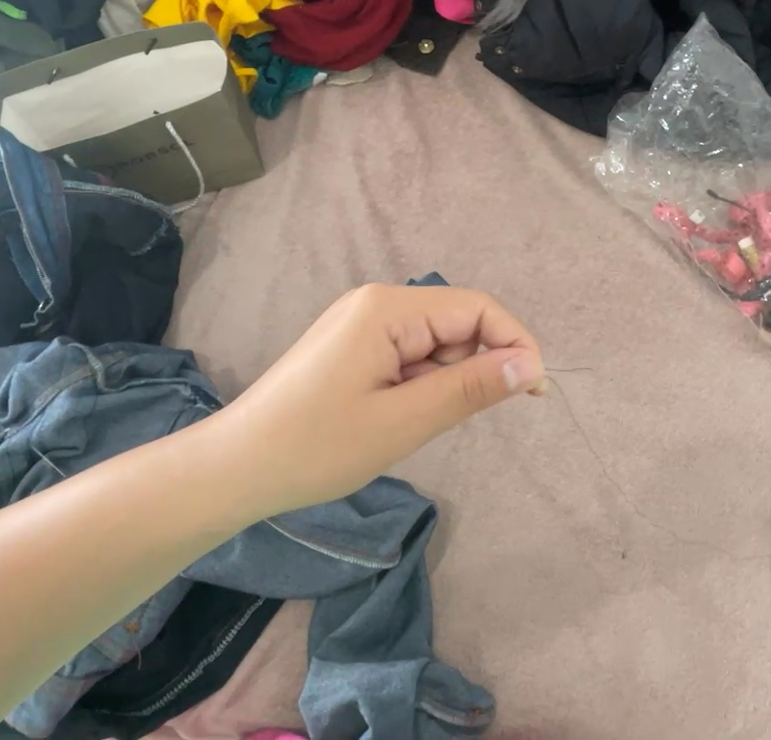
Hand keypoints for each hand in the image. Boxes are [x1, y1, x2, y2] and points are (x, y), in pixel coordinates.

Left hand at [205, 284, 545, 515]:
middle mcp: (375, 302)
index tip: (535, 394)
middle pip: (455, 322)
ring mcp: (359, 322)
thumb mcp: (404, 422)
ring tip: (405, 422)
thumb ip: (471, 388)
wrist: (235, 468)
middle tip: (449, 418)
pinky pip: (407, 354)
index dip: (514, 343)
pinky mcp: (351, 345)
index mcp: (388, 308)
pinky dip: (418, 384)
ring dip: (442, 380)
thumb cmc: (317, 447)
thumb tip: (531, 365)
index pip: (476, 308)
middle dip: (472, 366)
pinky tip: (394, 415)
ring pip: (433, 342)